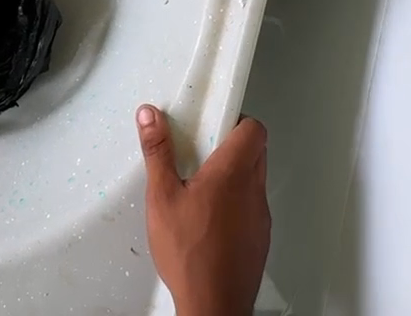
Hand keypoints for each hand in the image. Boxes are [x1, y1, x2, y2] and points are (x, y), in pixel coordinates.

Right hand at [138, 104, 270, 315]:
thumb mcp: (161, 196)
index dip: (237, 119)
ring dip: (236, 172)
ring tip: (201, 183)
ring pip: (256, 179)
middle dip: (233, 142)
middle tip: (202, 148)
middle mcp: (253, 192)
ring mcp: (261, 218)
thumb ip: (157, 151)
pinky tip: (209, 216)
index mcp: (232, 174)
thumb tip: (150, 115)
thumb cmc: (187, 252)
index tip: (213, 121)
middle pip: (257, 151)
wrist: (213, 308)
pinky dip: (237, 200)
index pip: (254, 130)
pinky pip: (253, 206)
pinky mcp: (260, 240)